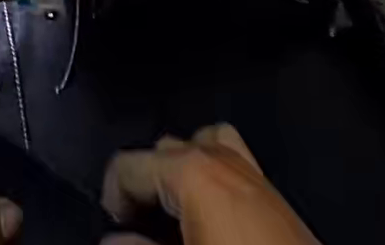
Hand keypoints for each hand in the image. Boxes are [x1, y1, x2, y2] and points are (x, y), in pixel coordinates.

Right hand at [101, 123, 320, 244]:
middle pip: (161, 152)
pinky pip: (228, 157)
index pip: (128, 165)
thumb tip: (112, 240)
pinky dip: (209, 172)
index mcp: (190, 170)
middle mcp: (217, 155)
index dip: (111, 198)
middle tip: (140, 234)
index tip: (115, 234)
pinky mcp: (272, 190)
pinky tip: (210, 215)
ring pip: (196, 148)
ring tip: (172, 219)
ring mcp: (249, 168)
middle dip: (143, 186)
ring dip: (176, 174)